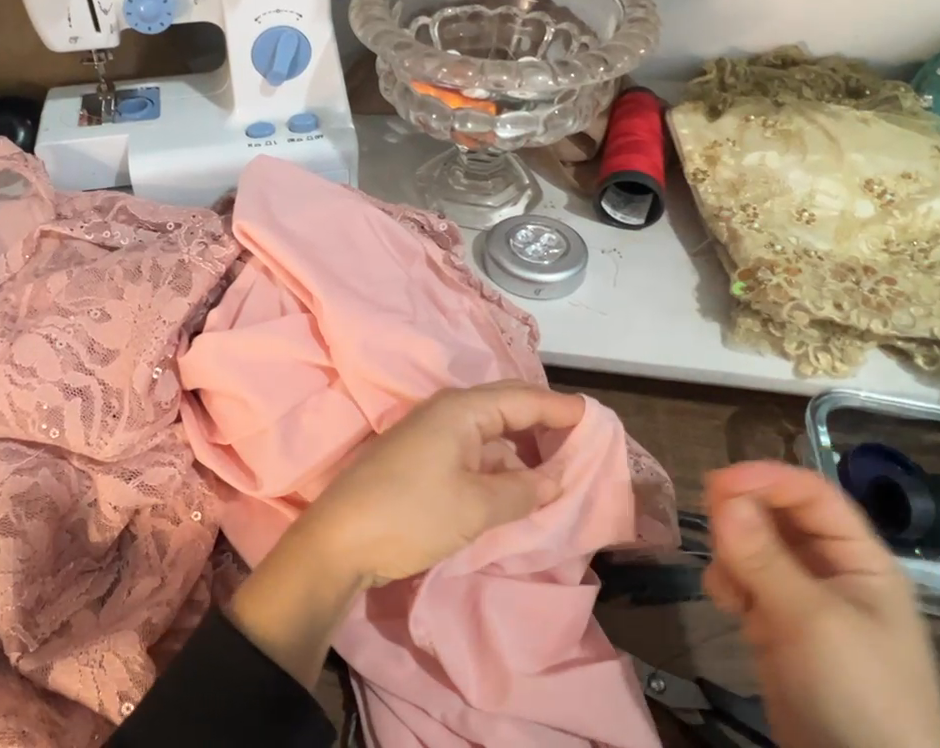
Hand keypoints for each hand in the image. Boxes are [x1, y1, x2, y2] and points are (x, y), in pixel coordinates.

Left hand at [295, 380, 585, 586]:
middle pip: (508, 409)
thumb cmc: (410, 515)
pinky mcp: (422, 460)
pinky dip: (499, 466)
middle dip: (546, 424)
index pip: (525, 398)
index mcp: (462, 409)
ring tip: (559, 471)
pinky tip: (517, 488)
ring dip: (523, 450)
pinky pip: (473, 452)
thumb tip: (554, 479)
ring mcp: (431, 435)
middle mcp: (447, 412)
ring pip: (491, 433)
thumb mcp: (476, 507)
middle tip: (585, 444)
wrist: (338, 541)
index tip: (601, 421)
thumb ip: (522, 490)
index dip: (564, 408)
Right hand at [703, 462, 939, 747]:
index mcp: (861, 561)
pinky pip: (745, 584)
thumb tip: (722, 497)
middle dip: (744, 515)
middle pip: (780, 517)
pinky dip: (728, 582)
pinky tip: (724, 600)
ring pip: (756, 549)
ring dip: (733, 551)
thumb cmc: (857, 692)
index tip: (717, 482)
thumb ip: (765, 558)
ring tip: (724, 577)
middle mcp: (832, 573)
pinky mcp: (777, 630)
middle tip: (709, 522)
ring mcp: (804, 603)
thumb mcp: (813, 621)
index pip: (813, 496)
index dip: (768, 480)